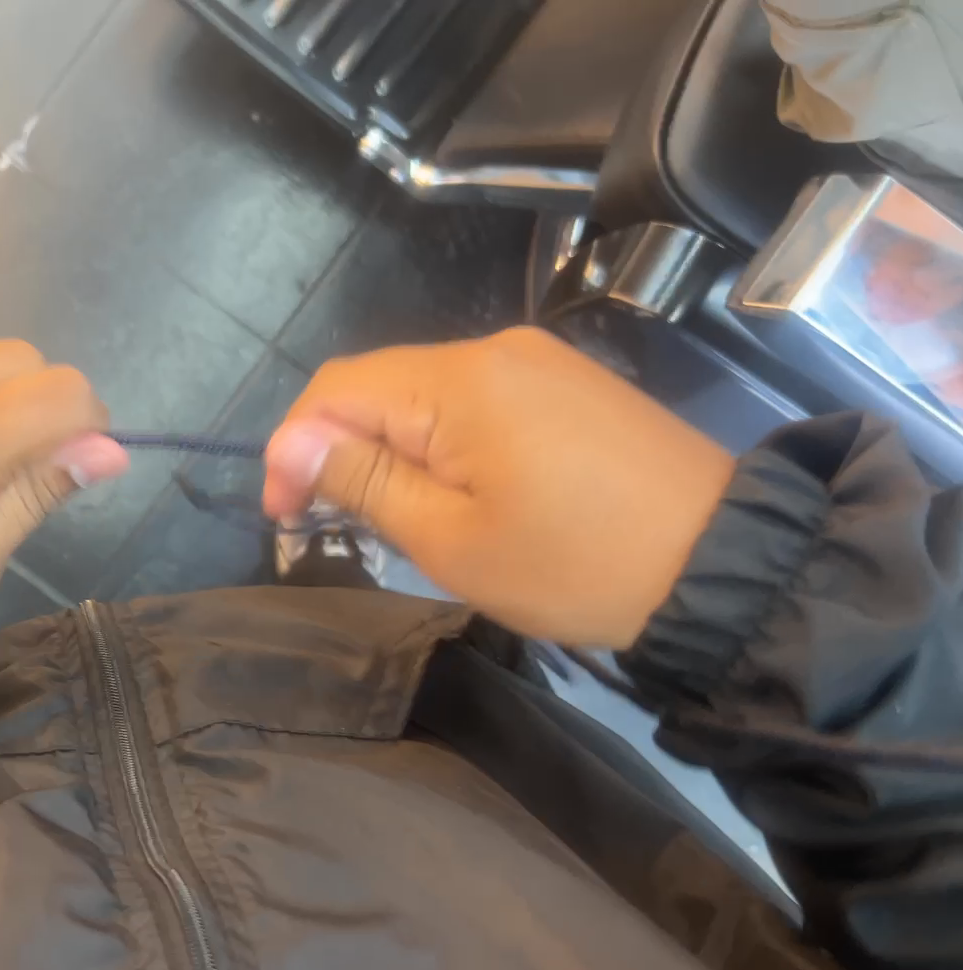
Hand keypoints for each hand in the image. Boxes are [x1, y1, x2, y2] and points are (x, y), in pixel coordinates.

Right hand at [263, 327, 733, 647]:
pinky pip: (462, 400)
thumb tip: (289, 442)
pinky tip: (438, 485)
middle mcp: (492, 350)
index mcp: (458, 382)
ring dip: (378, 446)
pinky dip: (426, 440)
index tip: (286, 515)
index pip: (334, 390)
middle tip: (324, 519)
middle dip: (331, 448)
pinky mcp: (558, 383)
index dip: (292, 448)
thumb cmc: (572, 565)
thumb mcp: (446, 537)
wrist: (734, 569)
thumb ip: (361, 479)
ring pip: (414, 394)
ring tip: (381, 509)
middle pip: (372, 385)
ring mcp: (532, 362)